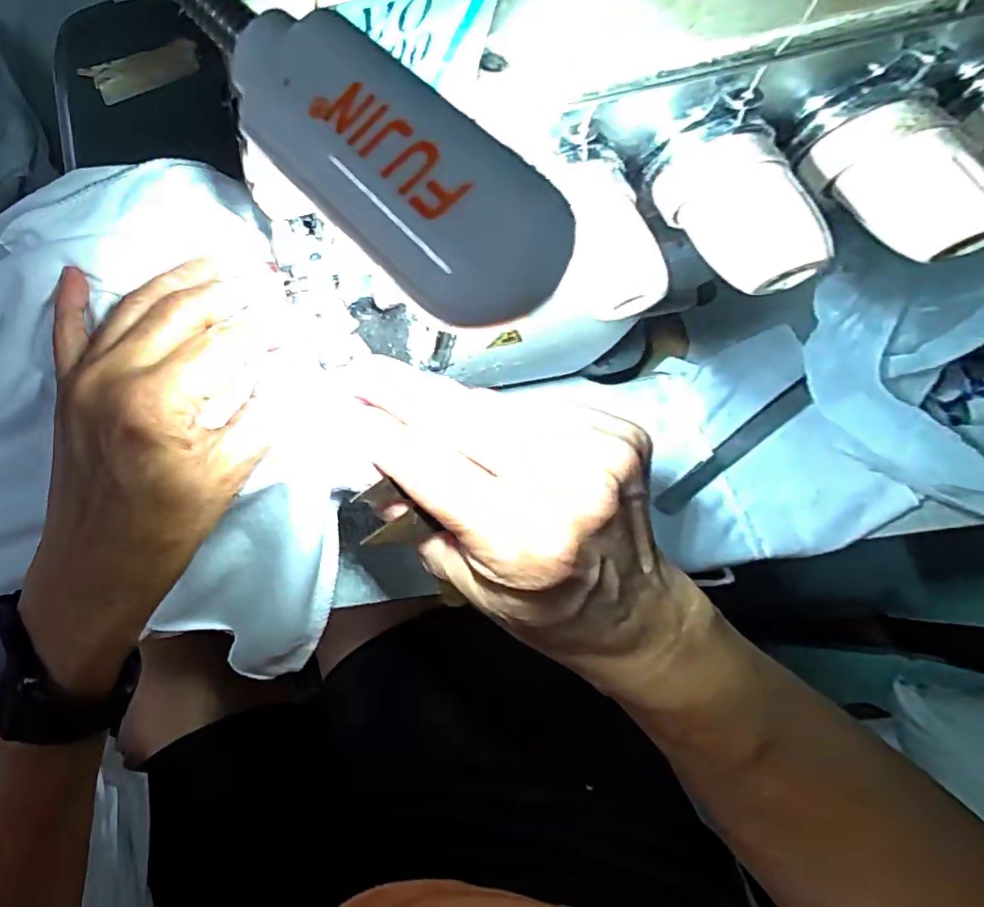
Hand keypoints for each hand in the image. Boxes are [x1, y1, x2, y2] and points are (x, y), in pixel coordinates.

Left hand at [20, 259, 277, 695]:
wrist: (93, 570)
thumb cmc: (163, 534)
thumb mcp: (226, 480)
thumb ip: (262, 415)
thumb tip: (289, 367)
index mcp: (156, 402)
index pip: (223, 341)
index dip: (263, 324)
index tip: (291, 315)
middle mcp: (113, 375)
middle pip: (179, 308)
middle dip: (228, 286)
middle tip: (263, 275)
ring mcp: (83, 377)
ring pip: (133, 305)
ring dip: (176, 278)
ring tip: (215, 262)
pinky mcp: (65, 388)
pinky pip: (66, 333)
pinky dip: (72, 301)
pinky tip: (76, 272)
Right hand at [345, 357, 714, 701]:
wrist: (636, 612)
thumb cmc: (545, 609)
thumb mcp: (465, 581)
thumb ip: (416, 520)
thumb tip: (375, 468)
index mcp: (522, 540)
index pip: (429, 466)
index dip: (380, 433)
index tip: (346, 407)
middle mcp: (566, 487)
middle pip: (458, 418)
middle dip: (401, 390)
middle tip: (361, 371)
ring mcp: (598, 452)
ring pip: (492, 404)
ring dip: (444, 400)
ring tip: (410, 396)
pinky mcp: (619, 431)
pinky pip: (531, 405)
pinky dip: (496, 412)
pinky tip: (487, 429)